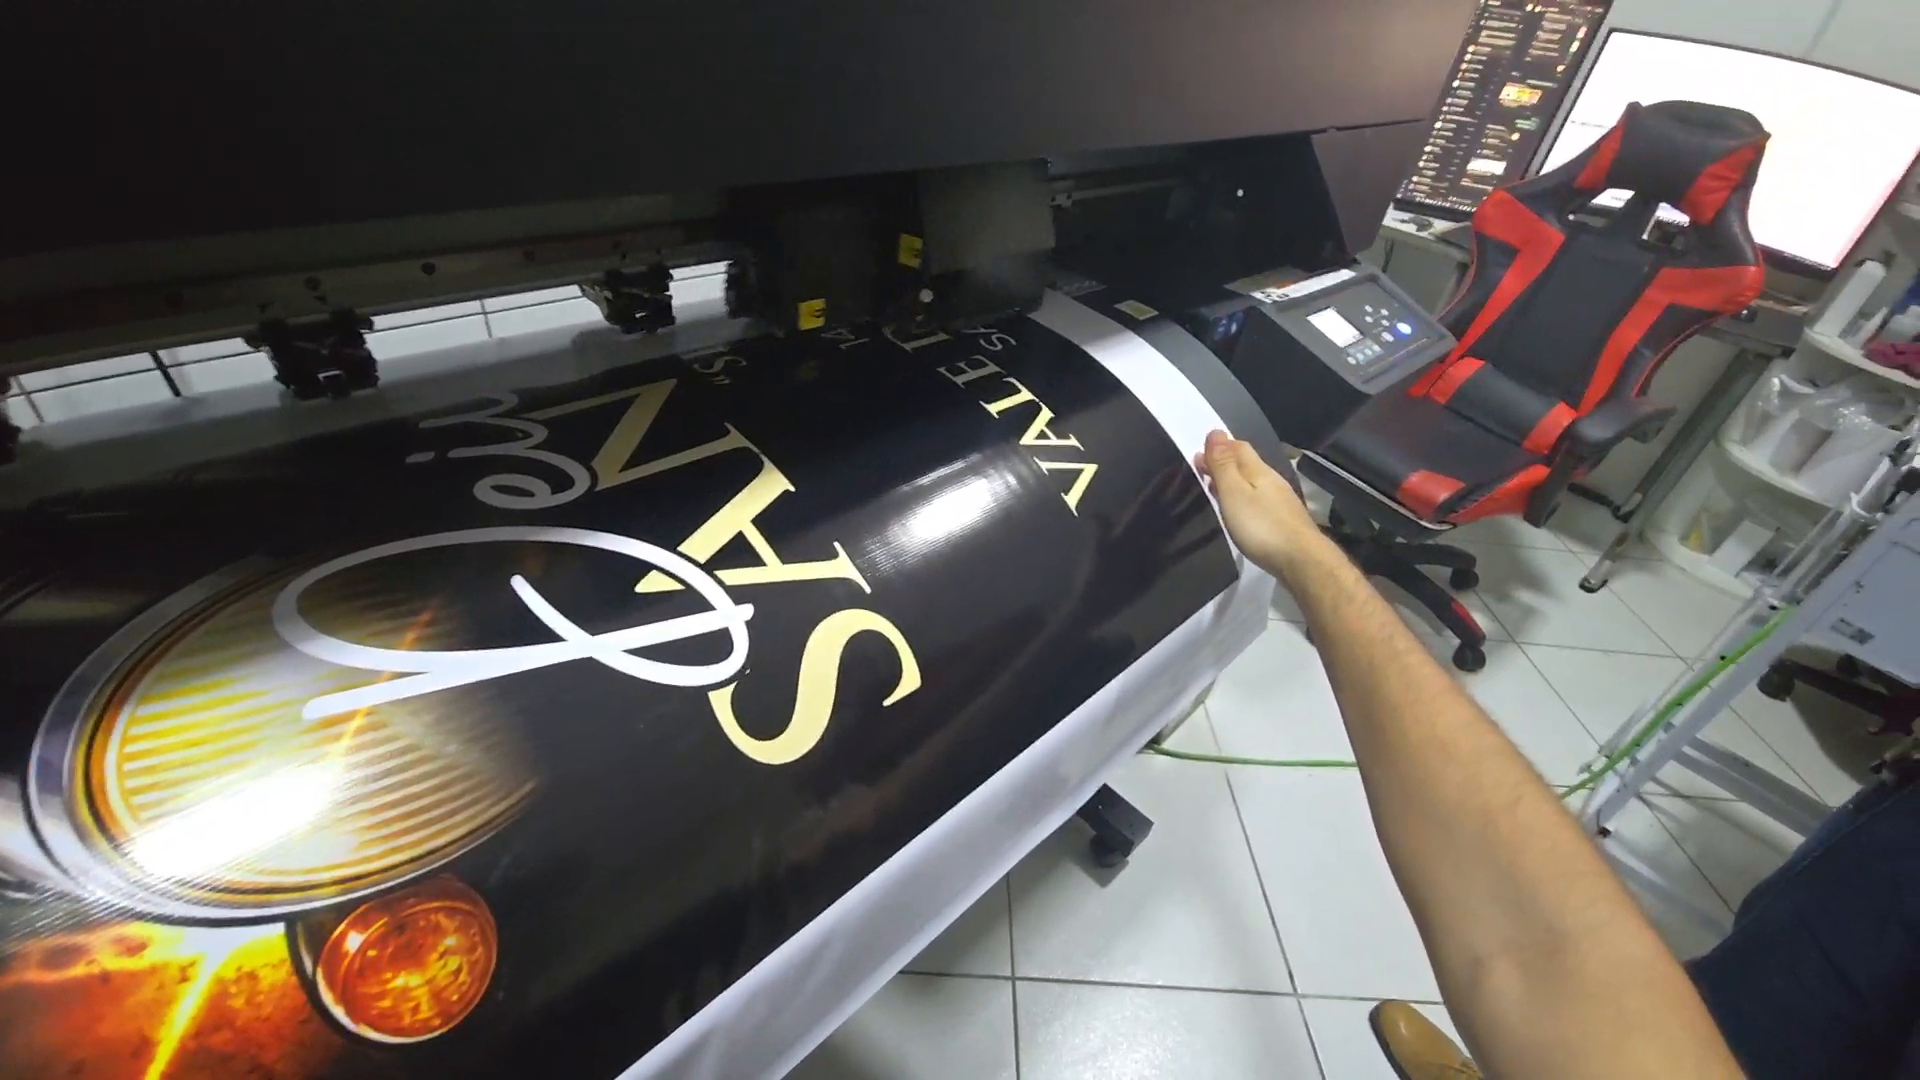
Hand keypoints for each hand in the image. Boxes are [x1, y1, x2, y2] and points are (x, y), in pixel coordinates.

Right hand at [1193, 430, 1324, 580]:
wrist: (1301, 560)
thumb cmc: (1261, 526)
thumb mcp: (1234, 493)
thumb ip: (1223, 465)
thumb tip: (1215, 432)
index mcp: (1258, 470)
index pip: (1238, 447)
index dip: (1219, 445)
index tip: (1199, 452)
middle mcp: (1272, 480)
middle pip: (1246, 463)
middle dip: (1224, 461)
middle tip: (1202, 468)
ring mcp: (1280, 500)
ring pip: (1252, 481)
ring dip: (1232, 479)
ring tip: (1214, 486)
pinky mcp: (1283, 520)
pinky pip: (1258, 498)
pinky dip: (1243, 496)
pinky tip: (1238, 508)